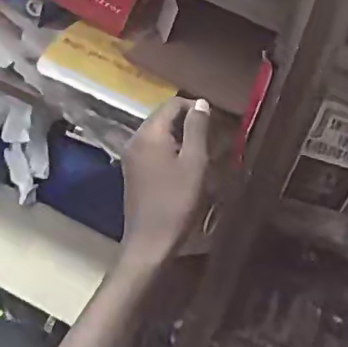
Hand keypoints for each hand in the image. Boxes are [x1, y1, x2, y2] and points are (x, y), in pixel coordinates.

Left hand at [119, 98, 211, 264]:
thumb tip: (201, 103)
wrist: (150, 242)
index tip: (216, 120)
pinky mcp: (133, 171)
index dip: (195, 106)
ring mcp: (131, 156)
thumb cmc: (176, 201)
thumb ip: (197, 129)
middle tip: (212, 134)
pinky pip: (153, 148)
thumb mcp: (195, 162)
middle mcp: (136, 139)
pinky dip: (170, 148)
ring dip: (180, 135)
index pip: (172, 104)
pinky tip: (185, 164)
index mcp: (149, 134)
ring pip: (158, 133)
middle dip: (188, 120)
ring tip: (203, 149)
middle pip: (163, 116)